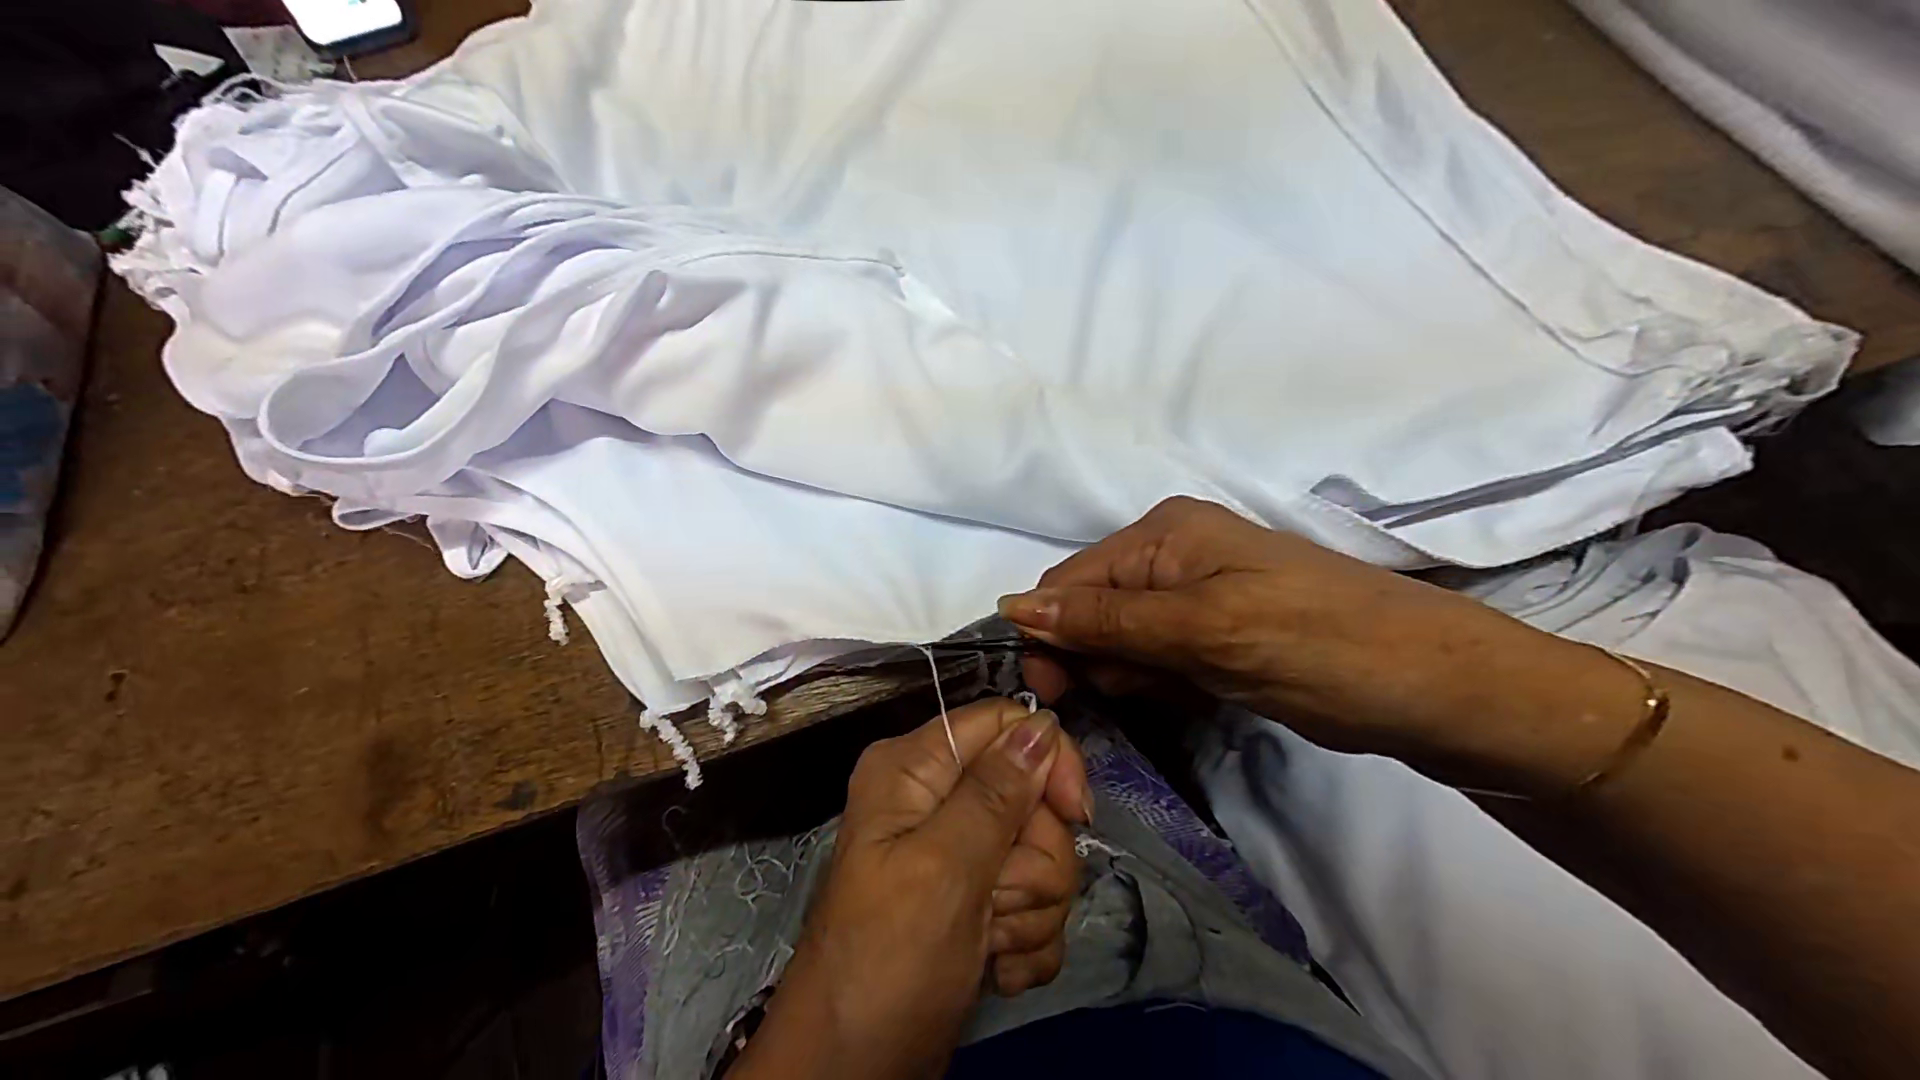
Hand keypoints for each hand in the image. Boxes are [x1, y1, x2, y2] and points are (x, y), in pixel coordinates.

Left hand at [727, 699, 1089, 1079]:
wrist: (855, 1068)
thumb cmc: (887, 959)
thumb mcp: (943, 866)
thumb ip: (996, 792)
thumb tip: (1042, 725)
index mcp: (915, 768)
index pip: (1003, 724)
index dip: (1048, 759)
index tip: (1076, 813)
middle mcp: (937, 798)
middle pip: (1032, 795)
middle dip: (1033, 859)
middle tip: (996, 899)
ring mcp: (959, 850)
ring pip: (1043, 853)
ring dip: (1029, 908)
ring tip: (986, 940)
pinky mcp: (978, 898)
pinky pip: (1036, 900)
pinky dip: (1025, 939)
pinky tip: (992, 966)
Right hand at [999, 497, 1643, 790]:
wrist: (1438, 689)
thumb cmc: (1318, 645)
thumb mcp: (1203, 630)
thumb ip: (1106, 621)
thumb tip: (1012, 609)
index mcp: (1163, 534)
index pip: (1070, 582)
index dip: (1050, 635)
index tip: (1051, 696)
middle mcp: (1173, 554)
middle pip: (1093, 610)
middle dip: (1096, 659)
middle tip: (1133, 699)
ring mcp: (1198, 594)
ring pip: (1124, 640)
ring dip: (1132, 676)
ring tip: (1181, 695)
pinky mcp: (1218, 631)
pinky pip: (1160, 656)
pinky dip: (1163, 682)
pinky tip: (1195, 697)